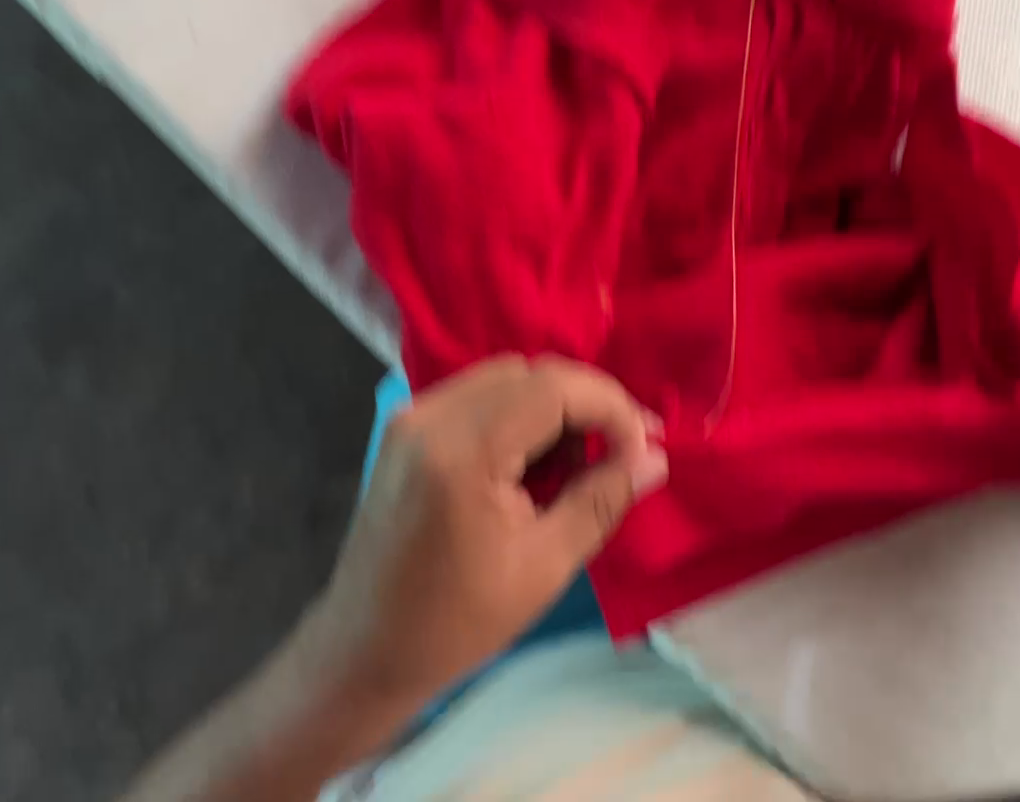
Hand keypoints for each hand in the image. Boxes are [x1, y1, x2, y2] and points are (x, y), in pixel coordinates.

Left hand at [302, 355, 667, 708]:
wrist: (363, 647)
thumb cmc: (456, 622)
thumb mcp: (544, 566)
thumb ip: (602, 499)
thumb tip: (655, 457)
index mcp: (461, 451)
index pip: (553, 387)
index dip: (611, 406)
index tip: (644, 448)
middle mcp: (430, 415)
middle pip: (529, 373)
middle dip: (585, 404)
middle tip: (621, 452)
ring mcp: (413, 415)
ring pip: (505, 379)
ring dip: (553, 408)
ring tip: (577, 467)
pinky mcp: (408, 426)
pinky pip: (478, 396)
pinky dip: (518, 416)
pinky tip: (533, 463)